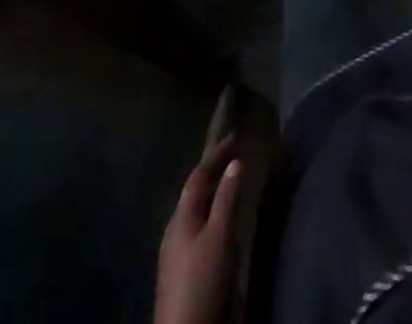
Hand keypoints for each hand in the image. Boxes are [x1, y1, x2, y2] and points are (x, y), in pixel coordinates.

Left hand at [154, 135, 242, 323]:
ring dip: (214, 187)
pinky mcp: (183, 261)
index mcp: (182, 217)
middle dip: (214, 168)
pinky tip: (223, 212)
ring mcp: (177, 246)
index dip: (216, 154)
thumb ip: (227, 199)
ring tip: (232, 176)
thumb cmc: (204, 277)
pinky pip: (198, 221)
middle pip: (194, 190)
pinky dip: (213, 206)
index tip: (235, 135)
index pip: (198, 176)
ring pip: (196, 206)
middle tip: (236, 151)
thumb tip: (235, 163)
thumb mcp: (220, 235)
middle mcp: (175, 227)